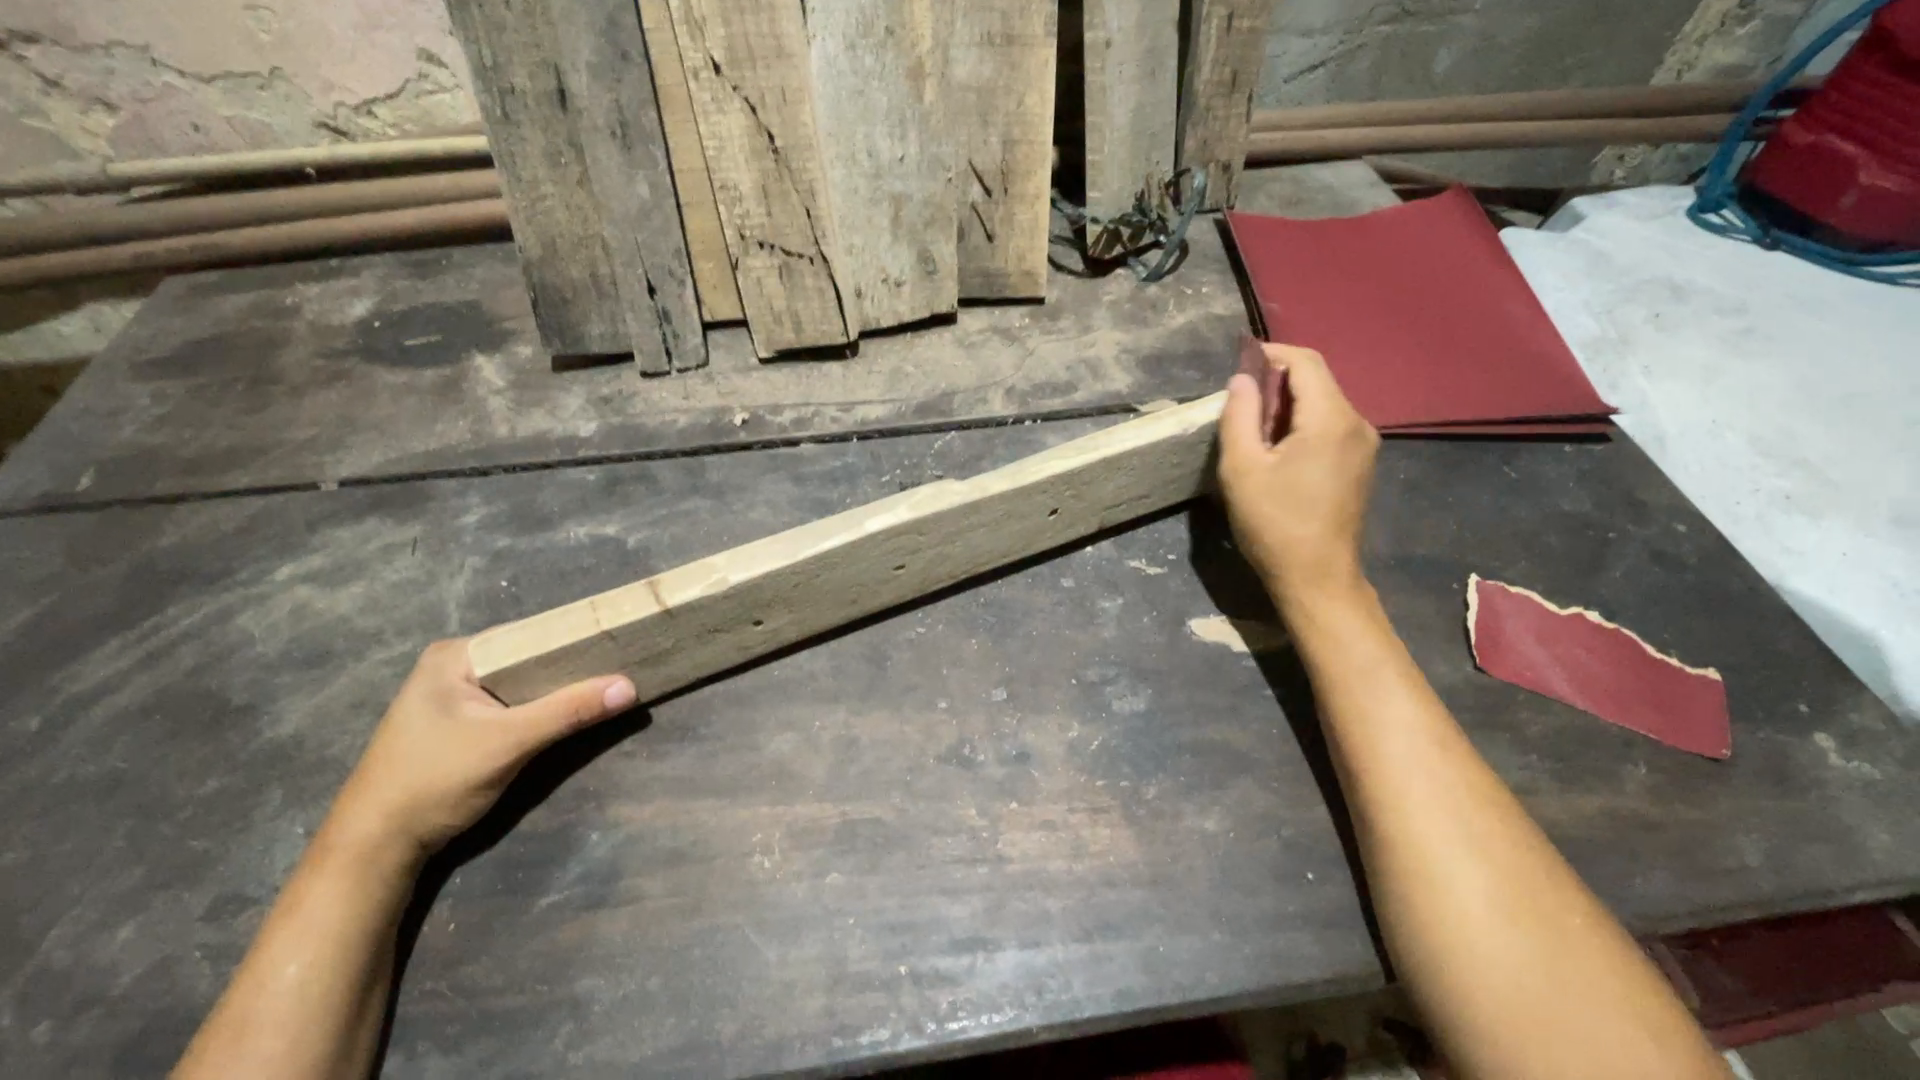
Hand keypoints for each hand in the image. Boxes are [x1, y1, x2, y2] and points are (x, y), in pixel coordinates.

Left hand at [325, 639, 636, 859]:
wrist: (377, 846)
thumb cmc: (434, 781)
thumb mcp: (508, 743)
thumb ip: (568, 711)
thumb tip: (630, 685)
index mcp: (456, 655)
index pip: (531, 635)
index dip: (577, 640)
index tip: (624, 645)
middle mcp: (456, 668)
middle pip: (530, 661)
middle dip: (572, 670)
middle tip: (626, 670)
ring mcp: (458, 699)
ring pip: (525, 687)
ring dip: (561, 695)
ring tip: (611, 689)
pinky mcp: (464, 727)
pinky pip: (516, 708)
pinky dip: (544, 713)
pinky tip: (575, 717)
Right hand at [1216, 343, 1379, 609]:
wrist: (1317, 578)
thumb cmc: (1274, 524)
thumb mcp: (1242, 468)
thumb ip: (1239, 415)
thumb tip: (1241, 379)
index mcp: (1331, 419)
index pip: (1305, 361)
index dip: (1270, 354)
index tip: (1237, 365)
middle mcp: (1357, 423)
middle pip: (1316, 381)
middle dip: (1276, 382)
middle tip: (1238, 404)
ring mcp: (1363, 445)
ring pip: (1323, 404)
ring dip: (1287, 406)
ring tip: (1252, 430)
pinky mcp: (1359, 464)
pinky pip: (1330, 426)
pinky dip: (1301, 425)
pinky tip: (1276, 451)